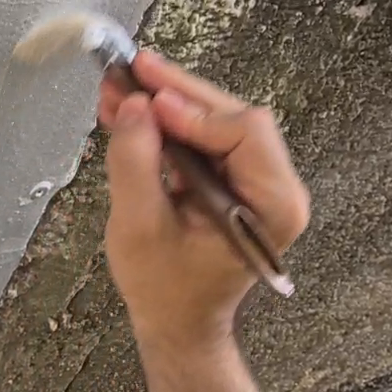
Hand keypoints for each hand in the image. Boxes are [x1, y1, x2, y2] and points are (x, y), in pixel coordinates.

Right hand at [98, 51, 309, 353]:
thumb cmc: (162, 287)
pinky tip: (129, 110)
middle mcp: (274, 186)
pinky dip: (165, 122)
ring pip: (214, 120)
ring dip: (166, 103)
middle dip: (177, 93)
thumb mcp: (138, 228)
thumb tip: (133, 104)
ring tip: (117, 87)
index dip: (196, 112)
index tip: (148, 103)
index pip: (245, 134)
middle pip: (231, 117)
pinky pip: (201, 137)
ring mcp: (254, 180)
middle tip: (130, 69)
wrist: (176, 322)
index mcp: (271, 206)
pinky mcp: (230, 178)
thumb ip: (135, 165)